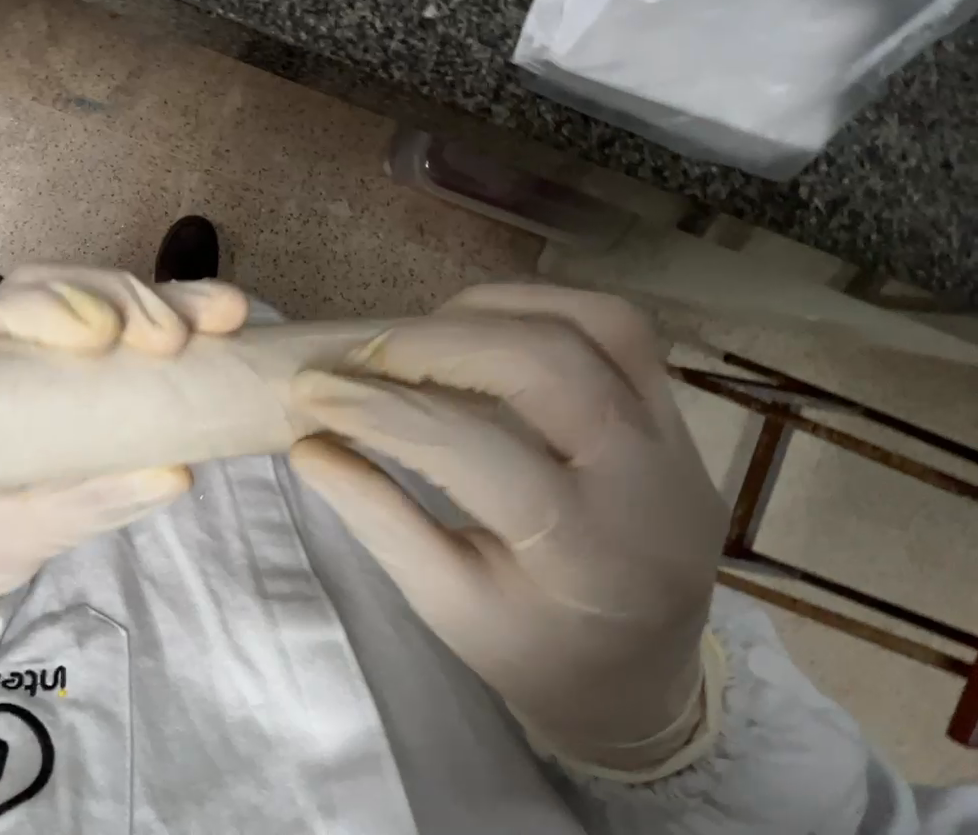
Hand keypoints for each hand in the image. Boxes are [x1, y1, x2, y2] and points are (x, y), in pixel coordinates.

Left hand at [0, 266, 248, 606]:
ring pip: (113, 297)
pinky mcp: (108, 355)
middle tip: (174, 337)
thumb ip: (82, 502)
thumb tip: (169, 473)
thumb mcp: (20, 528)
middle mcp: (16, 338)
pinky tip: (227, 322)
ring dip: (170, 300)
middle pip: (69, 290)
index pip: (7, 312)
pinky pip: (144, 323)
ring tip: (225, 314)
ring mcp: (67, 341)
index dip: (54, 310)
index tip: (99, 336)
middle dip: (126, 302)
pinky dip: (186, 316)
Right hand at [288, 284, 725, 776]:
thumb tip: (307, 444)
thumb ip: (376, 518)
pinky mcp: (674, 413)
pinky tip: (472, 332)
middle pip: (546, 363)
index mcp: (587, 552)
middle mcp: (650, 481)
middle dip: (433, 344)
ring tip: (413, 339)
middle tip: (357, 355)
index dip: (380, 410)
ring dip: (488, 314)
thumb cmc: (532, 651)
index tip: (309, 390)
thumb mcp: (444, 604)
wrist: (641, 675)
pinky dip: (532, 310)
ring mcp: (677, 437)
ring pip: (594, 324)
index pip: (472, 449)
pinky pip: (613, 327)